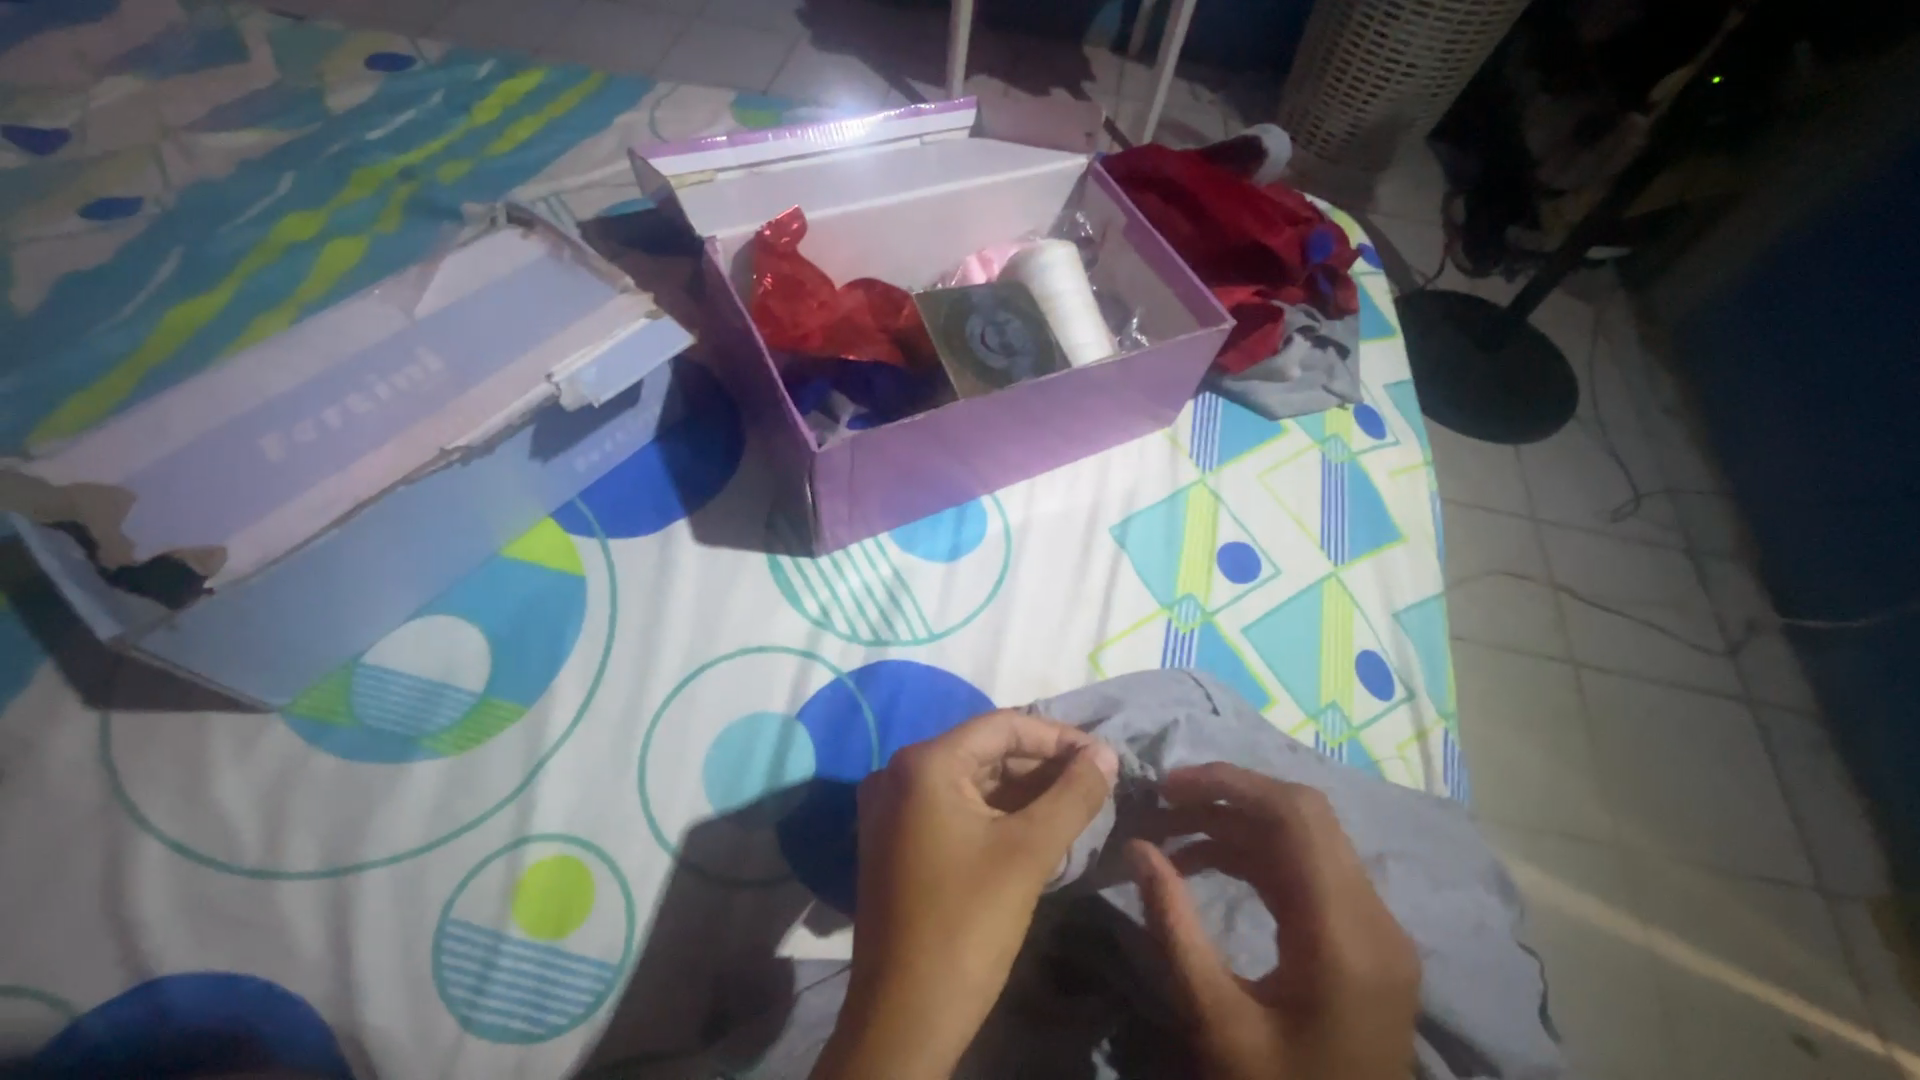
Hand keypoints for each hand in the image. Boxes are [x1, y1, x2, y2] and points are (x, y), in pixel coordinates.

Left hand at [812, 710, 1118, 1079]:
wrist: (904, 1015)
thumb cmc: (968, 924)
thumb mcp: (1029, 852)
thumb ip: (1073, 795)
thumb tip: (1106, 756)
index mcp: (924, 763)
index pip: (1002, 726)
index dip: (1059, 737)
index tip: (1105, 757)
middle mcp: (899, 773)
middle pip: (985, 751)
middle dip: (1042, 764)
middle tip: (1096, 782)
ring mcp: (892, 809)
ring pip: (971, 781)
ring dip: (1023, 790)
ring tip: (1077, 803)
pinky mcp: (896, 841)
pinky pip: (954, 808)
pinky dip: (997, 813)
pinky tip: (1038, 826)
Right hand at [1128, 764, 1420, 1079]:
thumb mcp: (1215, 1021)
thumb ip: (1174, 927)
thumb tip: (1137, 847)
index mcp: (1344, 936)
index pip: (1297, 817)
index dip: (1230, 783)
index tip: (1167, 786)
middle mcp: (1374, 918)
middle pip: (1305, 817)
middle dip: (1229, 796)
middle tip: (1163, 801)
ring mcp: (1377, 929)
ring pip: (1307, 840)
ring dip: (1239, 825)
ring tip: (1171, 831)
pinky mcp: (1367, 941)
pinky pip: (1311, 873)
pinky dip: (1258, 856)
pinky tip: (1207, 863)